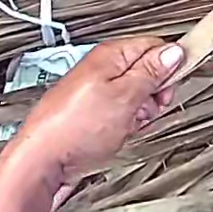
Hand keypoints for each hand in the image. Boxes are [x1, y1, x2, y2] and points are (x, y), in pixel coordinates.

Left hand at [8, 37, 181, 185]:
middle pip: (146, 71)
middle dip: (153, 93)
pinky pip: (119, 111)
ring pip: (134, 94)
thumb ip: (152, 72)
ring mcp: (94, 90)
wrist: (39, 164)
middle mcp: (102, 68)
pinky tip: (117, 133)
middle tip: (146, 109)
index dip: (167, 68)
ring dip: (139, 111)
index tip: (168, 87)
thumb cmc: (74, 129)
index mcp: (111, 54)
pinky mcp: (90, 112)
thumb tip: (173, 51)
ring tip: (128, 124)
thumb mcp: (125, 97)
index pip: (155, 47)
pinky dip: (124, 123)